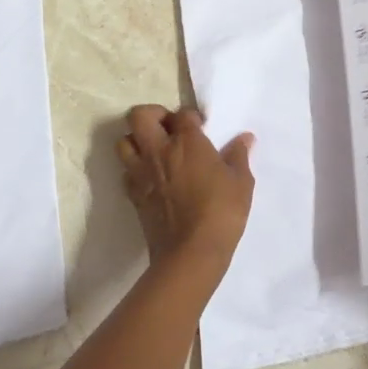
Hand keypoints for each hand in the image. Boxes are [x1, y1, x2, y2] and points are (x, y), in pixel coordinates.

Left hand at [116, 105, 255, 283]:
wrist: (190, 254)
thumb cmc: (221, 212)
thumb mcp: (241, 182)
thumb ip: (239, 156)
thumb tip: (244, 138)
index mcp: (187, 142)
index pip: (182, 114)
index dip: (191, 117)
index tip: (202, 129)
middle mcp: (159, 151)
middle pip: (139, 116)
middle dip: (154, 115)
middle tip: (170, 129)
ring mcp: (142, 173)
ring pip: (123, 142)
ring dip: (137, 140)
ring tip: (156, 151)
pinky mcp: (134, 196)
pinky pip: (125, 171)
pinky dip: (135, 168)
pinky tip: (153, 177)